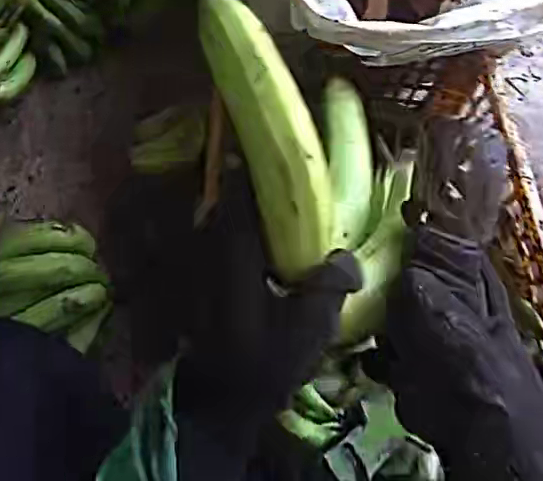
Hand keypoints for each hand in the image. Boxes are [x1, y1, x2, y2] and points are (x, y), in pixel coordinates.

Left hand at [174, 174, 360, 445]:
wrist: (219, 399)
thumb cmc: (262, 362)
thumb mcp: (305, 333)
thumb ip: (327, 290)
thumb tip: (348, 257)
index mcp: (234, 250)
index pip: (238, 193)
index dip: (248, 166)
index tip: (263, 142)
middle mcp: (209, 245)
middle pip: (226, 200)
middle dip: (245, 182)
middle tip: (272, 170)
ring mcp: (196, 259)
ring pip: (217, 217)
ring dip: (236, 205)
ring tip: (266, 200)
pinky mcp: (194, 275)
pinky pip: (212, 236)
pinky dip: (229, 227)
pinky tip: (253, 241)